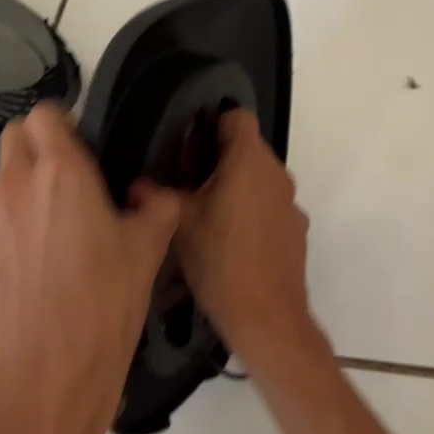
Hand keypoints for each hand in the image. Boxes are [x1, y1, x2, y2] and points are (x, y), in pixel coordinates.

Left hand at [0, 102, 182, 433]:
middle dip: (41, 143)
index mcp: (61, 173)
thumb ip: (158, 208)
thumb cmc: (105, 307)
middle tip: (74, 176)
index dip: (68, 123)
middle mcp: (16, 185)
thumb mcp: (148, 252)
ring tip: (61, 223)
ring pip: (2, 175)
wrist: (46, 379)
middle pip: (15, 135)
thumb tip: (154, 194)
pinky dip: (15, 217)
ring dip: (27, 181)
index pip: (46, 113)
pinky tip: (43, 257)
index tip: (90, 148)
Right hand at [176, 109, 314, 363]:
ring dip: (235, 188)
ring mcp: (290, 204)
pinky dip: (252, 214)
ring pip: (259, 181)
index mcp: (249, 161)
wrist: (267, 317)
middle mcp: (276, 174)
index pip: (237, 117)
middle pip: (248, 149)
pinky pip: (270, 208)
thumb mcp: (179, 224)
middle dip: (218, 160)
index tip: (189, 145)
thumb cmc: (220, 260)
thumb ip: (157, 195)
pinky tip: (230, 243)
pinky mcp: (296, 231)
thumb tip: (138, 184)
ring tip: (204, 215)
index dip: (212, 123)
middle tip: (186, 183)